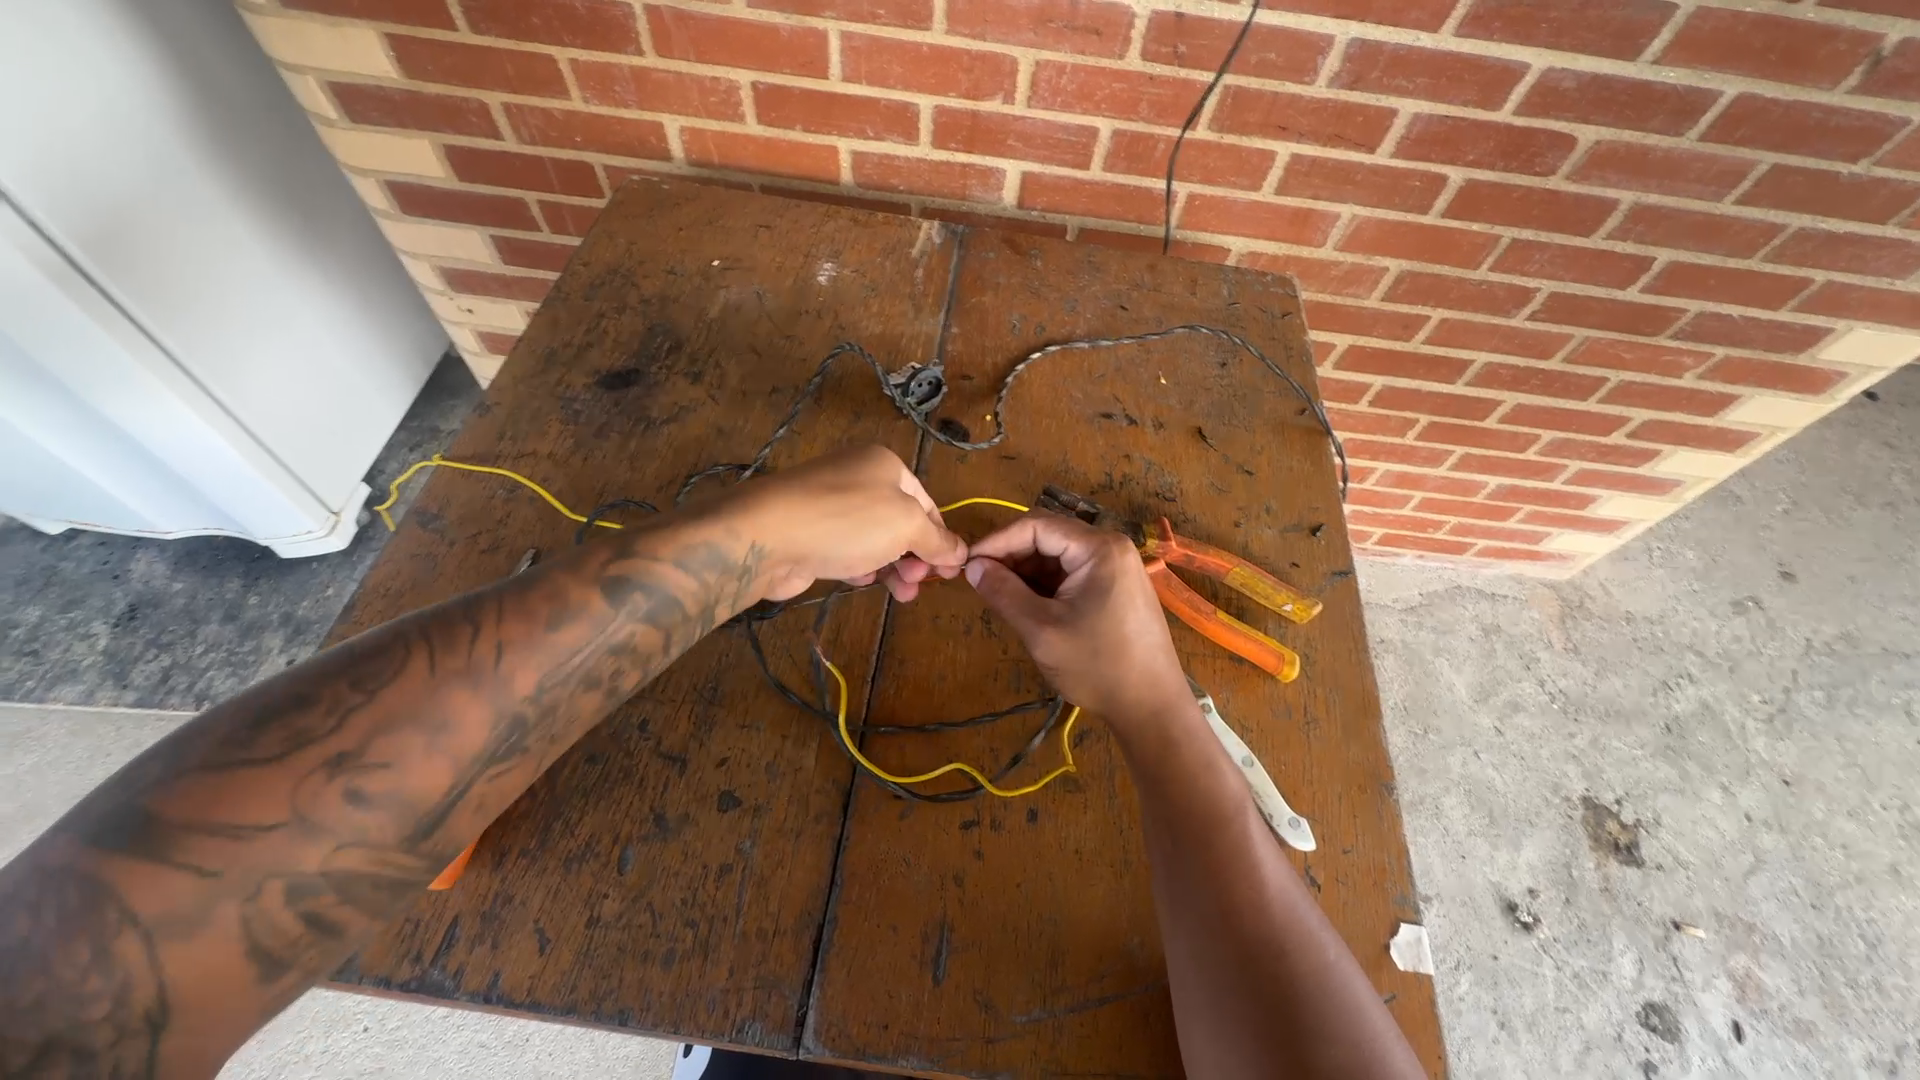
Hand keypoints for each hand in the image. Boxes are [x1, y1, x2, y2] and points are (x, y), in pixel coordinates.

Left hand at [731, 445, 968, 602]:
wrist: (767, 535)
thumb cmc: (848, 521)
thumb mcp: (906, 525)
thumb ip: (937, 539)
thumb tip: (962, 552)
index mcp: (886, 466)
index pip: (928, 503)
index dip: (942, 538)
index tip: (950, 572)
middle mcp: (859, 479)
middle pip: (902, 523)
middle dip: (916, 557)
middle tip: (919, 585)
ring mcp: (831, 505)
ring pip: (875, 540)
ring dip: (893, 568)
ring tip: (901, 595)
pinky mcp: (811, 533)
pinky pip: (847, 550)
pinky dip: (861, 566)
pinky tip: (863, 582)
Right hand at [964, 512, 1190, 726]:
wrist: (1151, 706)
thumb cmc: (1097, 667)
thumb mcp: (1041, 630)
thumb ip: (1003, 593)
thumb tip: (971, 566)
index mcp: (1098, 548)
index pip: (1036, 525)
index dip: (997, 541)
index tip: (967, 564)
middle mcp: (1110, 547)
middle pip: (1048, 536)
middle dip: (1011, 556)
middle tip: (979, 582)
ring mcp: (1116, 567)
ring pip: (1058, 556)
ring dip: (1026, 573)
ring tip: (1000, 598)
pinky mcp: (1116, 587)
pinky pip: (1072, 573)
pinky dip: (1045, 585)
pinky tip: (1027, 606)